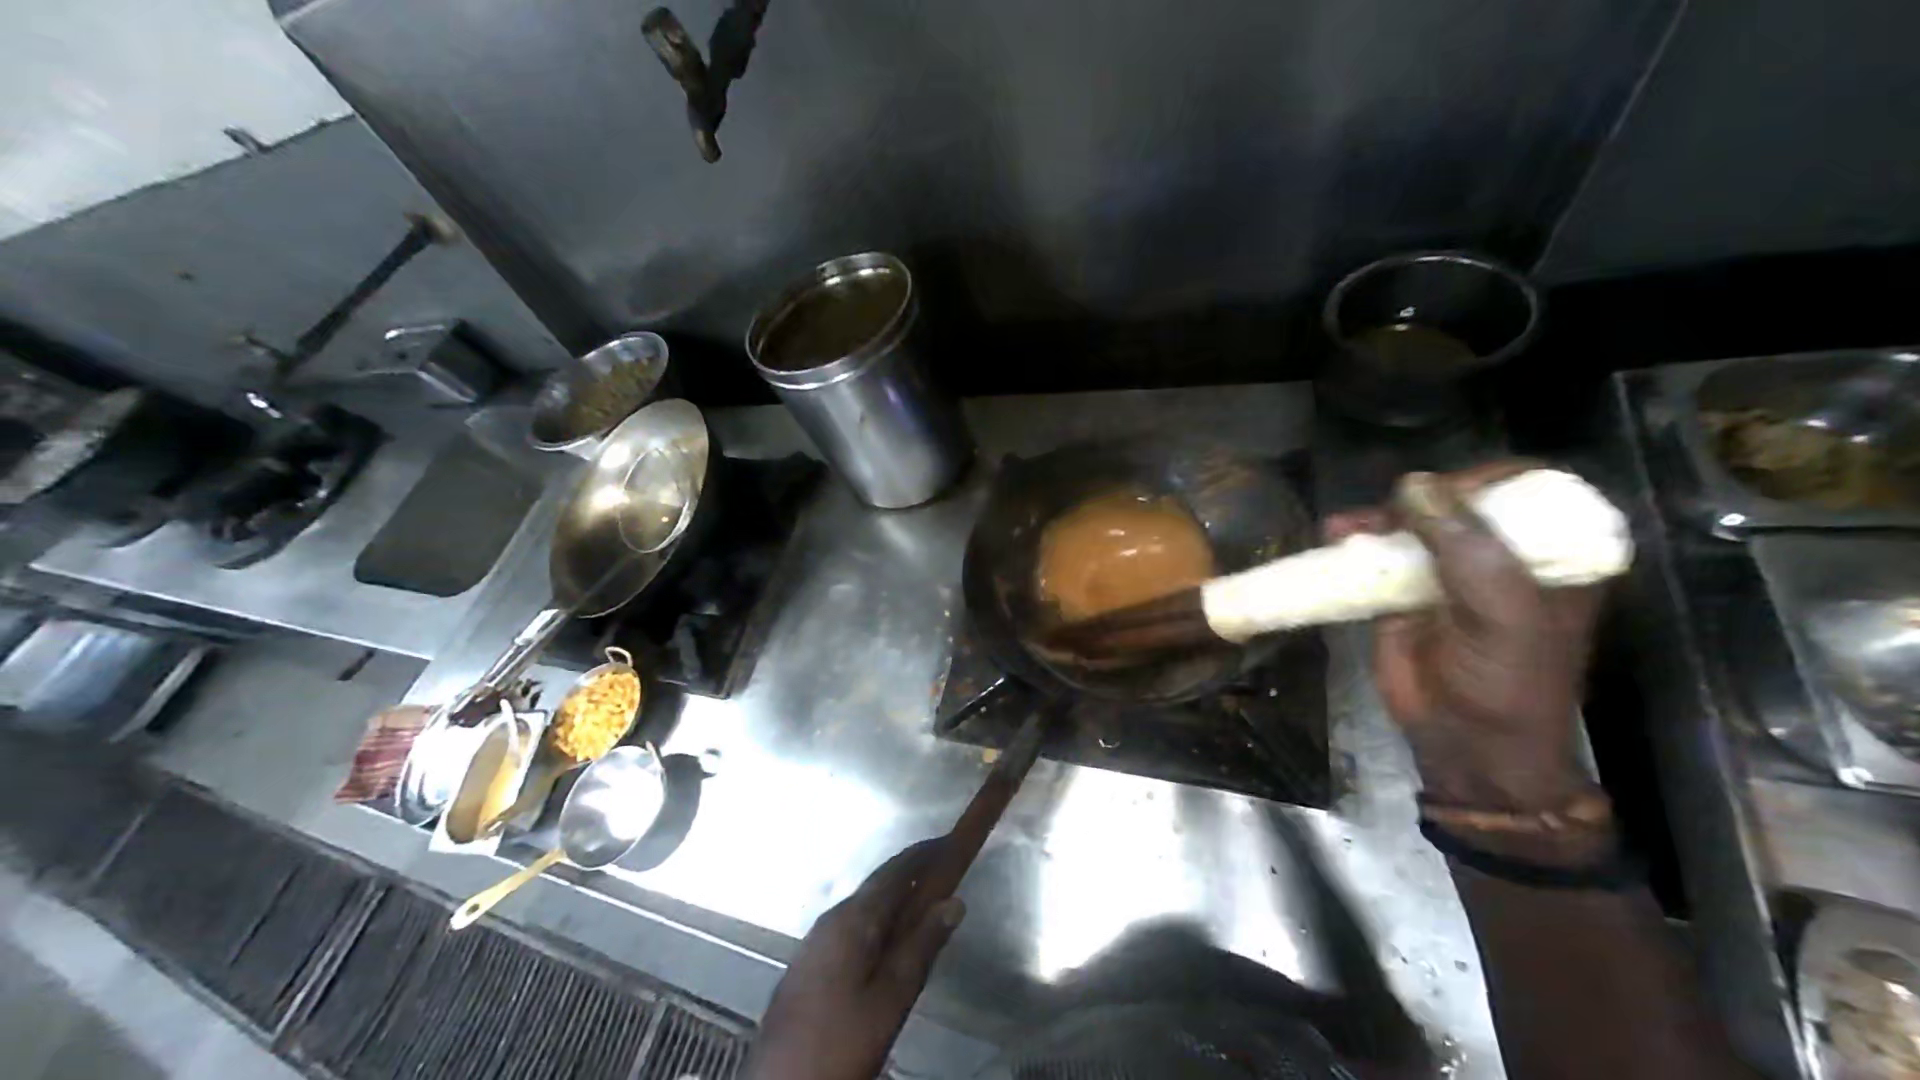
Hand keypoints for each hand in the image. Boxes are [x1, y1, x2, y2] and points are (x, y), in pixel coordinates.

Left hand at [743, 839, 965, 1079]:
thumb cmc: (841, 1042)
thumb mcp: (892, 998)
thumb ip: (922, 946)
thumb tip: (953, 901)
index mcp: (853, 919)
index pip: (894, 871)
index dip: (923, 853)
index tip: (949, 843)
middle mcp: (831, 919)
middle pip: (878, 885)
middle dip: (911, 875)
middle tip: (944, 875)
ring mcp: (816, 942)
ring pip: (864, 907)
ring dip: (894, 900)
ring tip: (925, 906)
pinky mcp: (809, 964)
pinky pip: (852, 927)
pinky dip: (878, 922)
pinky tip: (889, 943)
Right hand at [1325, 462, 1604, 814]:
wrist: (1465, 742)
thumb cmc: (1508, 680)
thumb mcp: (1503, 612)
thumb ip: (1467, 547)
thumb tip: (1413, 483)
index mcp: (1553, 555)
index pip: (1525, 490)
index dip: (1482, 480)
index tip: (1442, 490)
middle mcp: (1500, 557)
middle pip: (1457, 501)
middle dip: (1418, 498)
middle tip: (1390, 513)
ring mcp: (1446, 574)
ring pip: (1410, 524)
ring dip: (1376, 518)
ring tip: (1347, 526)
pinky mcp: (1401, 593)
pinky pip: (1375, 556)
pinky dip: (1352, 543)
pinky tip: (1333, 536)